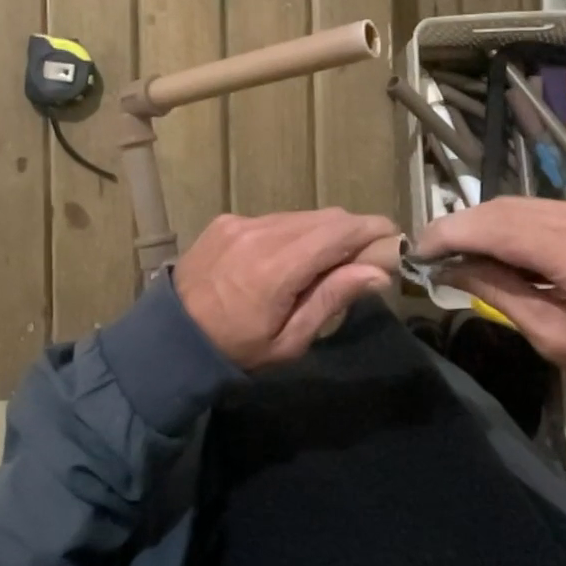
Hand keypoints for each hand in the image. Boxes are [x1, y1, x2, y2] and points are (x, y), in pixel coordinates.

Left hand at [176, 209, 398, 370]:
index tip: (395, 241)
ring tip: (328, 263)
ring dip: (323, 233)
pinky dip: (293, 233)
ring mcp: (239, 222)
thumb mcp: (289, 341)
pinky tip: (289, 260)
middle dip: (353, 233)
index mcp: (276, 266)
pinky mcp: (225, 221)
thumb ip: (332, 300)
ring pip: (300, 216)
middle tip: (368, 258)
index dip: (373, 230)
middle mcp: (259, 233)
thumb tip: (378, 272)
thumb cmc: (235, 350)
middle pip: (324, 218)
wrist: (169, 340)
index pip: (339, 231)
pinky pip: (274, 219)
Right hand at [416, 198, 565, 384]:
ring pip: (516, 204)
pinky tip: (484, 242)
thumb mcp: (550, 335)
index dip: (453, 234)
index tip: (417, 249)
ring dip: (477, 222)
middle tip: (425, 250)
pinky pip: (534, 208)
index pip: (502, 230)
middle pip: (505, 210)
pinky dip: (501, 222)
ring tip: (448, 248)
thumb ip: (498, 293)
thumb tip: (447, 268)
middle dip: (458, 226)